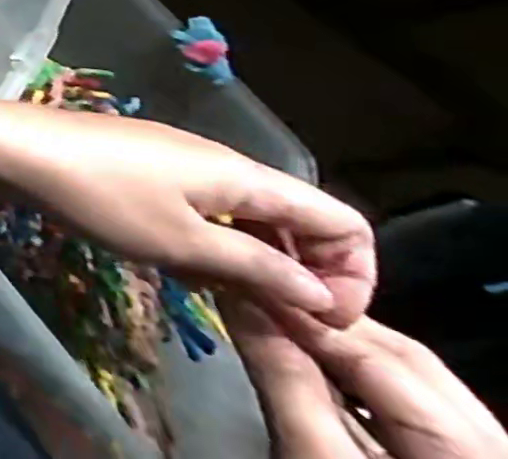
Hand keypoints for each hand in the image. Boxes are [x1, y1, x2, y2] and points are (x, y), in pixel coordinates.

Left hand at [0, 100, 374, 323]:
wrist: (7, 145)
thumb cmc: (95, 193)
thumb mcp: (180, 241)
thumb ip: (257, 266)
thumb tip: (321, 294)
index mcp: (242, 173)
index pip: (341, 220)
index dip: (351, 274)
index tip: (319, 315)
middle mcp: (213, 157)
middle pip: (287, 215)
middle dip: (288, 267)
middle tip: (260, 310)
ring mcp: (167, 154)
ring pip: (233, 211)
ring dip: (236, 254)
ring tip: (206, 287)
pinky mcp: (130, 159)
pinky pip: (187, 202)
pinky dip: (193, 234)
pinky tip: (165, 259)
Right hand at [227, 298, 507, 457]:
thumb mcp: (314, 458)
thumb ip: (284, 377)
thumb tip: (239, 297)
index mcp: (476, 452)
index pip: (380, 357)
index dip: (305, 314)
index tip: (240, 280)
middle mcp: (500, 450)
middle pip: (411, 361)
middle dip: (327, 323)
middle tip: (252, 295)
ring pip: (417, 377)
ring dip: (341, 343)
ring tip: (274, 321)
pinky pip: (418, 405)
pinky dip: (359, 374)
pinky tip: (314, 365)